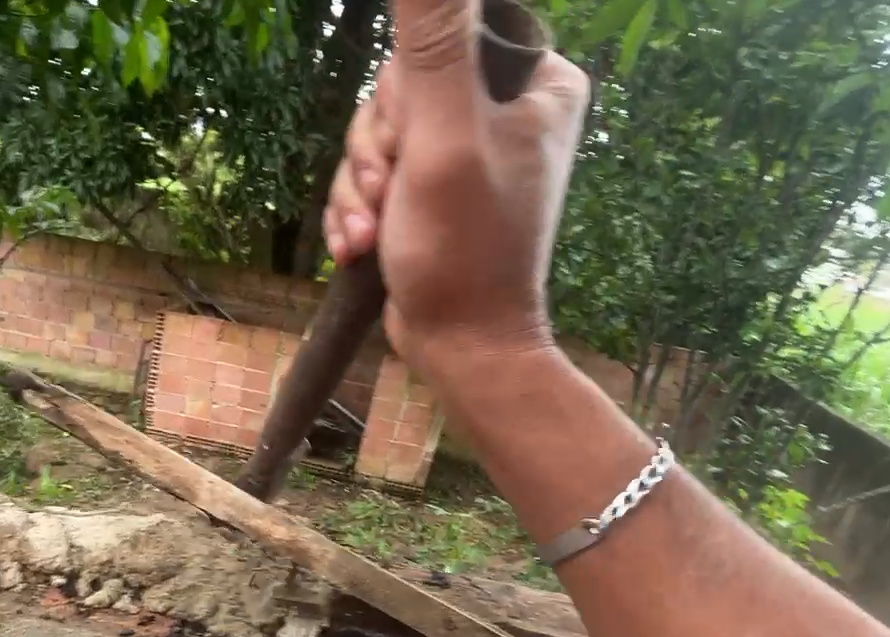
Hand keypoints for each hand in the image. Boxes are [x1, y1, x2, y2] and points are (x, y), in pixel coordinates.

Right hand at [323, 0, 589, 367]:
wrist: (458, 346)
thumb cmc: (462, 251)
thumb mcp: (444, 138)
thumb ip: (432, 41)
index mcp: (532, 85)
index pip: (442, 37)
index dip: (403, 94)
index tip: (408, 146)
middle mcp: (500, 114)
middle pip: (397, 93)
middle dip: (375, 154)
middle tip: (388, 197)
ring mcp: (460, 158)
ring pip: (375, 140)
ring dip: (357, 193)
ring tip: (367, 239)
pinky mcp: (427, 196)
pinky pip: (371, 180)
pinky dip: (356, 215)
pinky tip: (357, 250)